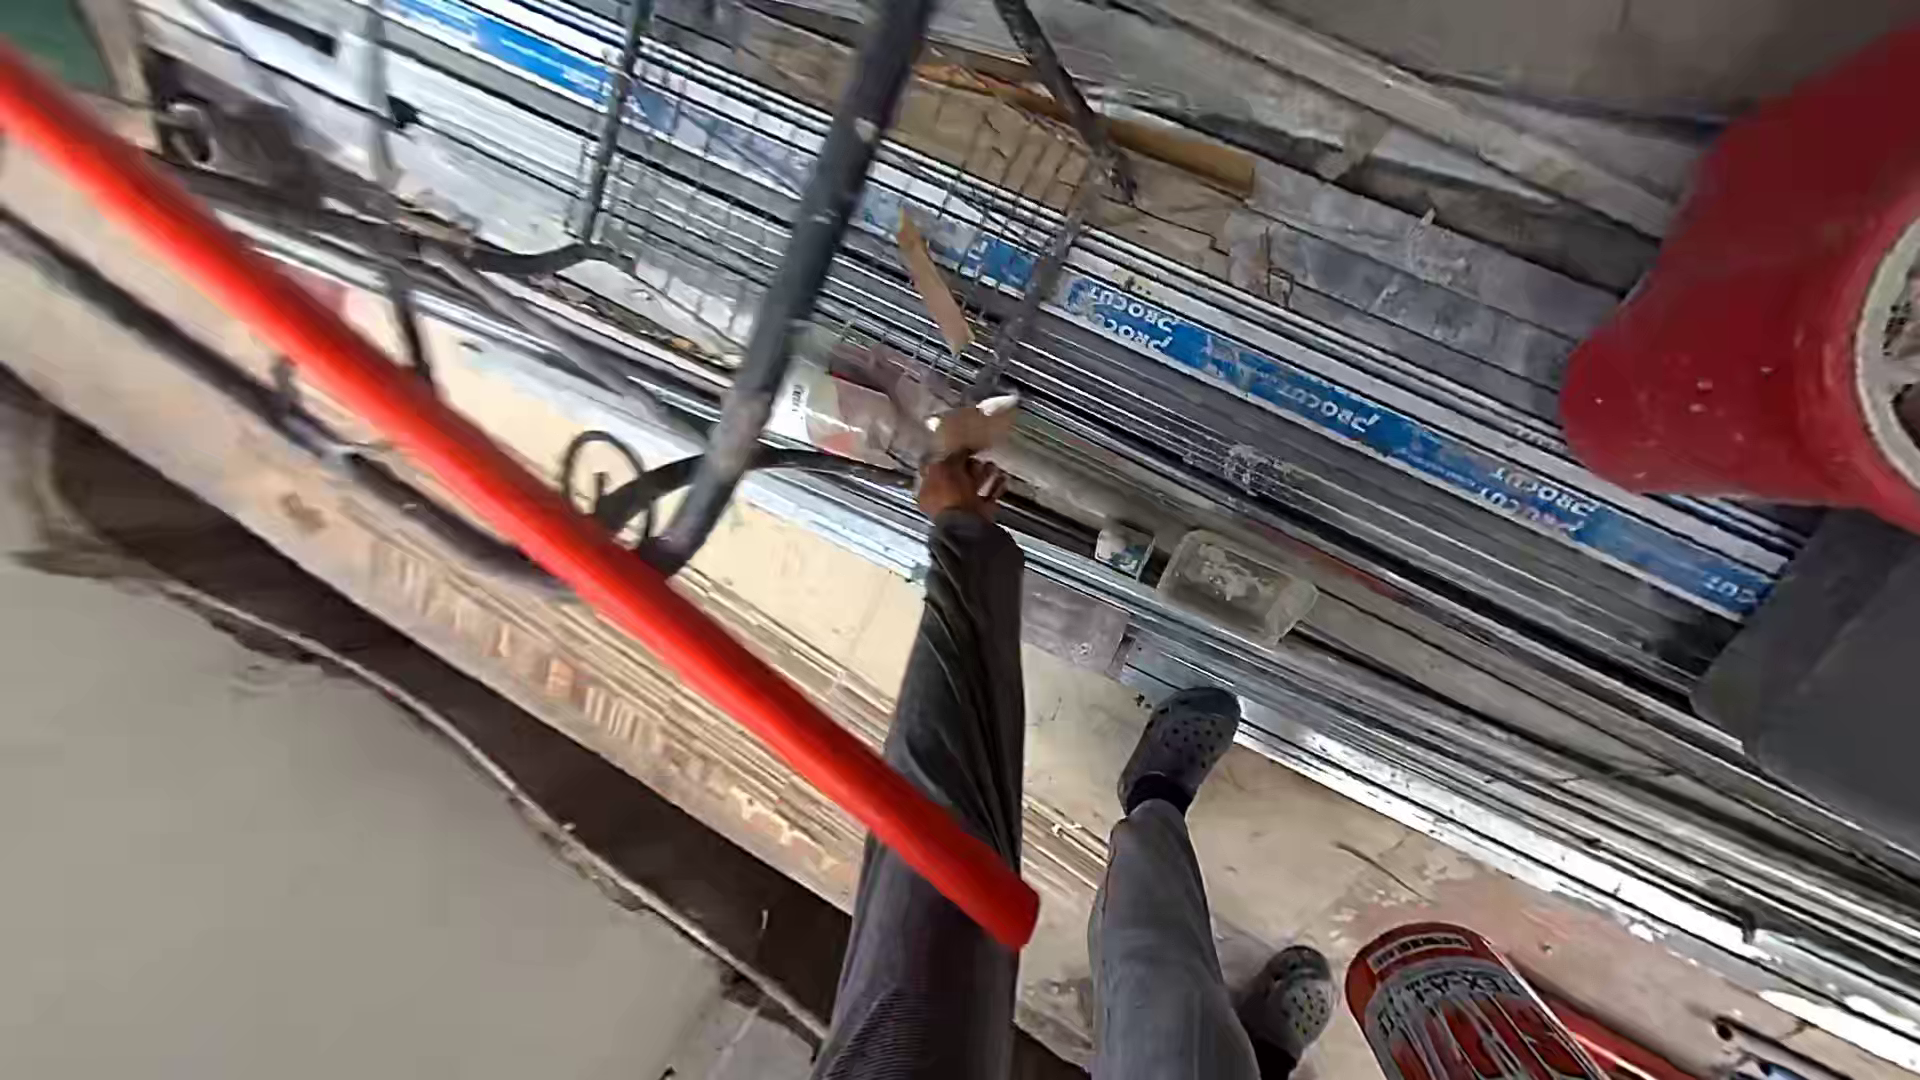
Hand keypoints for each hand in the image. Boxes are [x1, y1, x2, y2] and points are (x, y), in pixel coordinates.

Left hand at [916, 454, 1004, 520]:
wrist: (966, 524)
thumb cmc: (949, 495)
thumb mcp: (946, 469)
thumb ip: (952, 458)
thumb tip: (960, 451)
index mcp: (927, 492)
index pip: (936, 472)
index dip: (950, 459)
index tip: (962, 451)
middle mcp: (942, 502)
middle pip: (957, 479)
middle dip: (971, 467)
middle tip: (979, 459)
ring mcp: (961, 509)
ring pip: (973, 488)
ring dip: (985, 475)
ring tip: (994, 466)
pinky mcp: (978, 515)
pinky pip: (988, 498)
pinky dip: (995, 487)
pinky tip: (1003, 478)